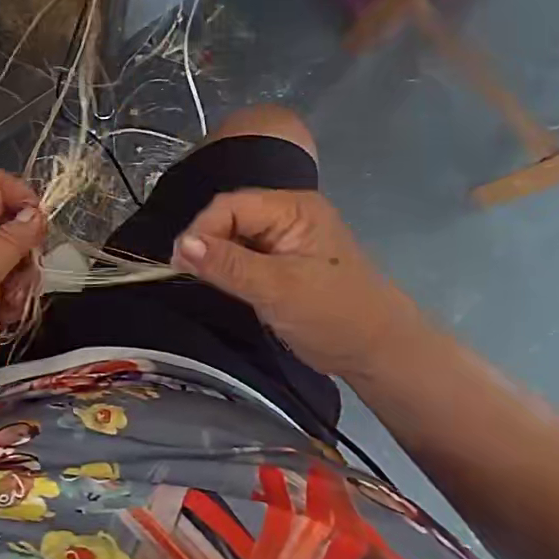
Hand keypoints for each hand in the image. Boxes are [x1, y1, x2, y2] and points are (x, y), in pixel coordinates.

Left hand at [0, 170, 46, 407]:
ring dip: (24, 280)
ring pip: (25, 256)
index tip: (38, 225)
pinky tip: (4, 318)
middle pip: (18, 222)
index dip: (21, 196)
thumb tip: (39, 214)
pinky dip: (18, 300)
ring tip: (7, 302)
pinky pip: (21, 285)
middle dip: (28, 248)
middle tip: (19, 272)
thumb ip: (8, 239)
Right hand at [169, 189, 429, 375]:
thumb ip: (228, 265)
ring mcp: (286, 235)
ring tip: (204, 281)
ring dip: (216, 256)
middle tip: (187, 274)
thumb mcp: (277, 289)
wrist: (379, 352)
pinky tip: (223, 283)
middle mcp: (289, 213)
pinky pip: (243, 252)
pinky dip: (228, 266)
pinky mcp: (282, 258)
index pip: (230, 205)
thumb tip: (182, 245)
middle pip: (229, 216)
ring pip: (233, 235)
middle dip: (206, 242)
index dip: (201, 230)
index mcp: (294, 208)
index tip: (179, 263)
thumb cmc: (335, 316)